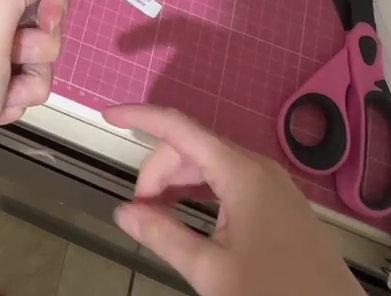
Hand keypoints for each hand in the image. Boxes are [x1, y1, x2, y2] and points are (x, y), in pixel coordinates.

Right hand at [106, 104, 358, 295]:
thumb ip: (164, 236)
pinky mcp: (281, 207)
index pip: (178, 127)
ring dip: (178, 182)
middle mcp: (258, 168)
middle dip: (158, 170)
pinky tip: (189, 218)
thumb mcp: (212, 273)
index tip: (109, 116)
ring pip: (211, 165)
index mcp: (241, 172)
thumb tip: (124, 212)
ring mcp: (274, 187)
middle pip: (192, 148)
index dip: (140, 117)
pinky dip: (202, 192)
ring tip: (157, 215)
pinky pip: (230, 182)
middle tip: (139, 210)